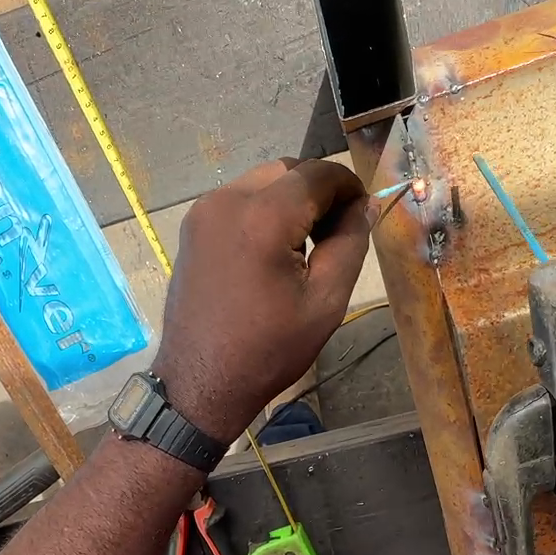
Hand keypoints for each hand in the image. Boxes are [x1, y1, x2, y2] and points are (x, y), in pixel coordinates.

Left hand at [152, 159, 369, 441]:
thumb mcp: (324, 303)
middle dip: (317, 192)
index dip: (348, 185)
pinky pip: (237, 202)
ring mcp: (203, 213)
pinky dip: (262, 212)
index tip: (363, 210)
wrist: (201, 383)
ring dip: (289, 201)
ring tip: (303, 246)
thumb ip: (349, 244)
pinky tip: (271, 253)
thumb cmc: (267, 351)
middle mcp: (226, 201)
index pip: (317, 174)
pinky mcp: (192, 229)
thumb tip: (363, 206)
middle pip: (286, 171)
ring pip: (260, 182)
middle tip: (335, 233)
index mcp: (262, 218)